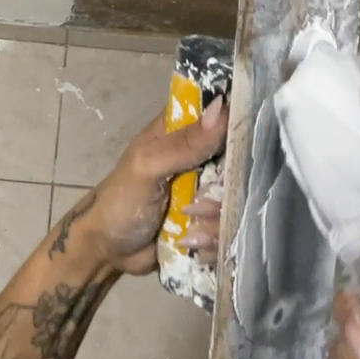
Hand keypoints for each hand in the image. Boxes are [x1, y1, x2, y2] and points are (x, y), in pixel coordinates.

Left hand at [56, 98, 227, 275]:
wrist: (109, 249)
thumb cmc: (121, 199)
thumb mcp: (148, 166)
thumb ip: (184, 143)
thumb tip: (220, 109)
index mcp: (180, 130)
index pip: (220, 110)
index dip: (238, 122)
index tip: (250, 144)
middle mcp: (200, 155)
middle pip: (239, 159)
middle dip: (227, 188)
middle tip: (200, 205)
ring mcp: (207, 188)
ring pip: (237, 198)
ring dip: (217, 220)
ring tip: (191, 231)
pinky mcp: (210, 220)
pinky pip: (231, 227)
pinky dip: (216, 241)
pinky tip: (195, 247)